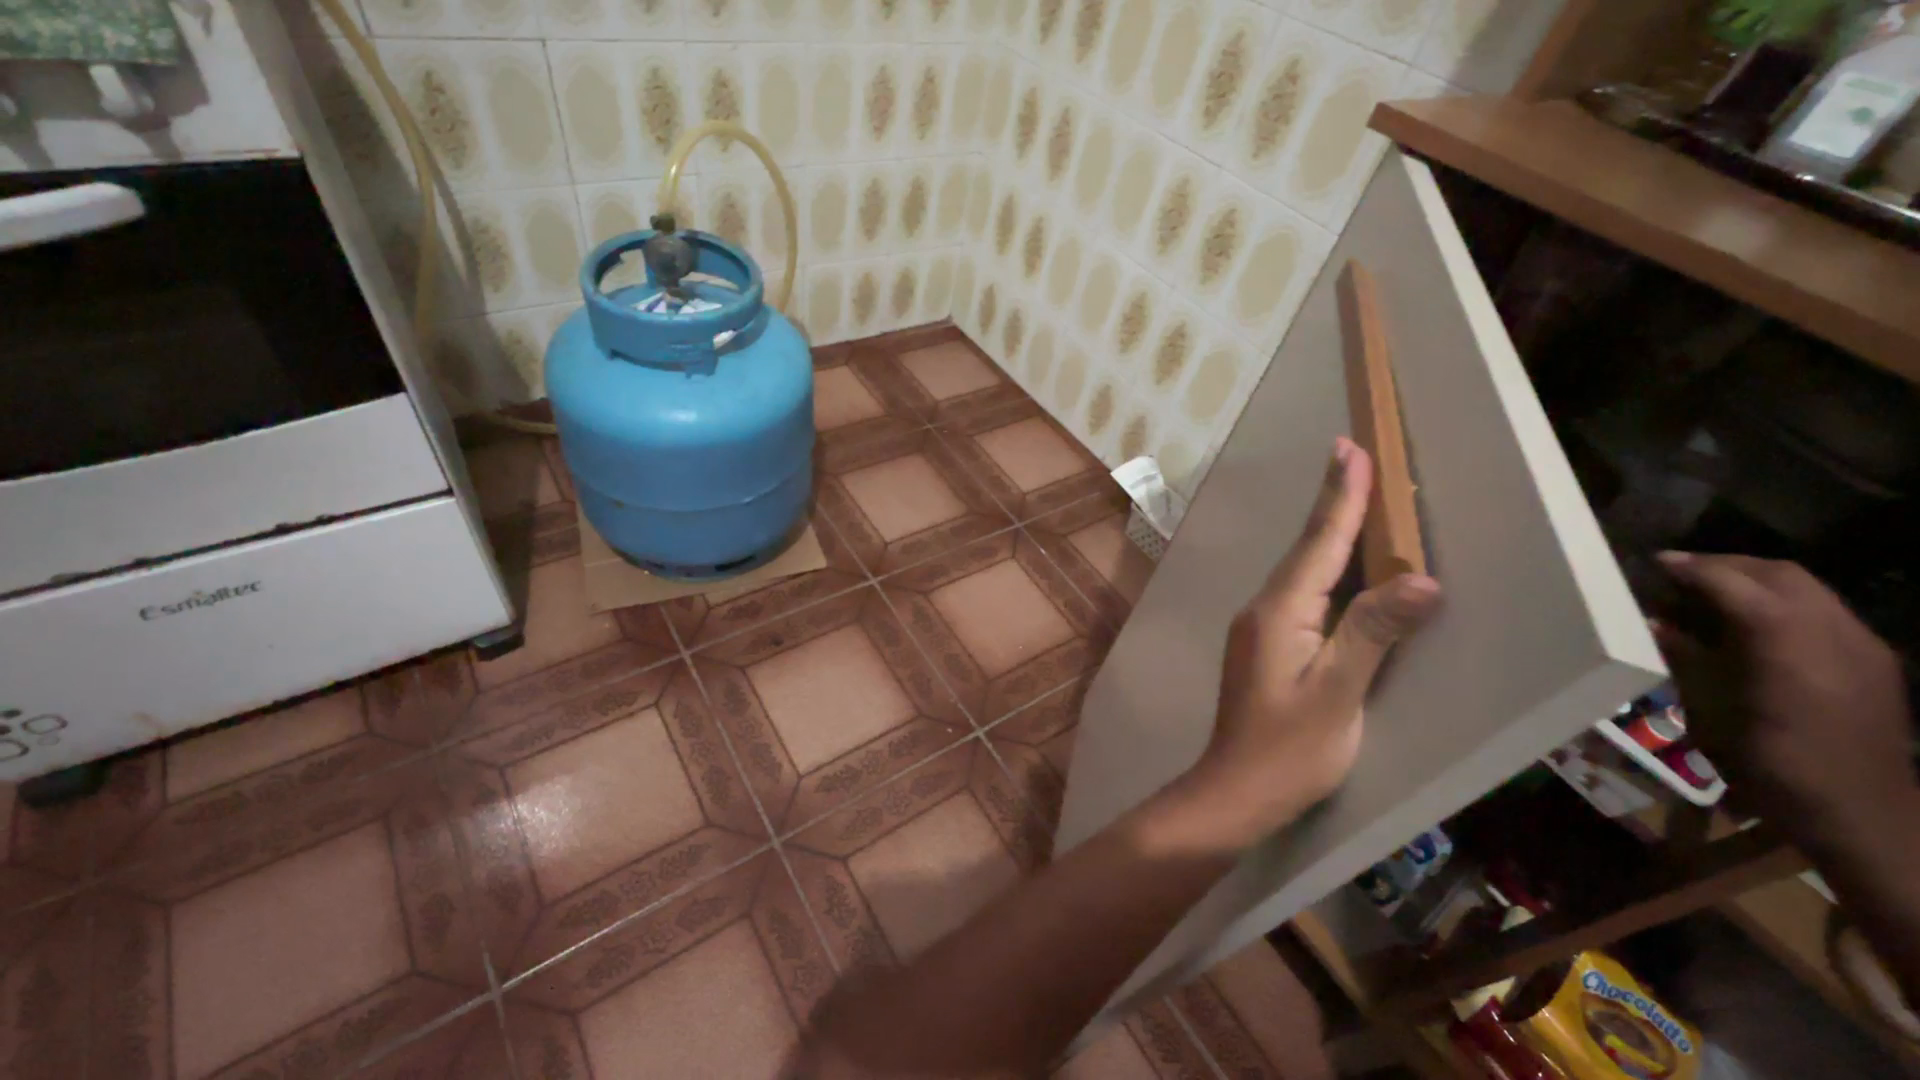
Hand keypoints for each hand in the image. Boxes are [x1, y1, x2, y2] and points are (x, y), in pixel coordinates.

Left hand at [1182, 438, 1440, 844]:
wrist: (1235, 793)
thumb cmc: (1289, 751)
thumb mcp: (1338, 694)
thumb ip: (1374, 633)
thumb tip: (1421, 579)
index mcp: (1279, 612)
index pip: (1318, 544)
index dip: (1340, 497)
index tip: (1351, 450)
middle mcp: (1263, 609)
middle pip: (1308, 548)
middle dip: (1334, 502)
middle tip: (1352, 454)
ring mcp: (1260, 628)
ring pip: (1302, 570)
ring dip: (1328, 532)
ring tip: (1354, 496)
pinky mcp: (1265, 647)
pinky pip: (1301, 594)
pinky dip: (1325, 569)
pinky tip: (1340, 567)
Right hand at [1655, 552, 1915, 837]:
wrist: (1859, 810)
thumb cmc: (1768, 760)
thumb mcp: (1708, 708)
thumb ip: (1685, 656)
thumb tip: (1656, 623)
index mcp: (1780, 634)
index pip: (1728, 580)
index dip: (1688, 567)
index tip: (1655, 563)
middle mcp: (1827, 625)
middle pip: (1775, 572)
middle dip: (1726, 566)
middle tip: (1685, 575)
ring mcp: (1859, 641)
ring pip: (1807, 588)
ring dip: (1758, 582)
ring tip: (1719, 597)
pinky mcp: (1875, 660)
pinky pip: (1826, 612)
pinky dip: (1787, 605)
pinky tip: (1762, 629)